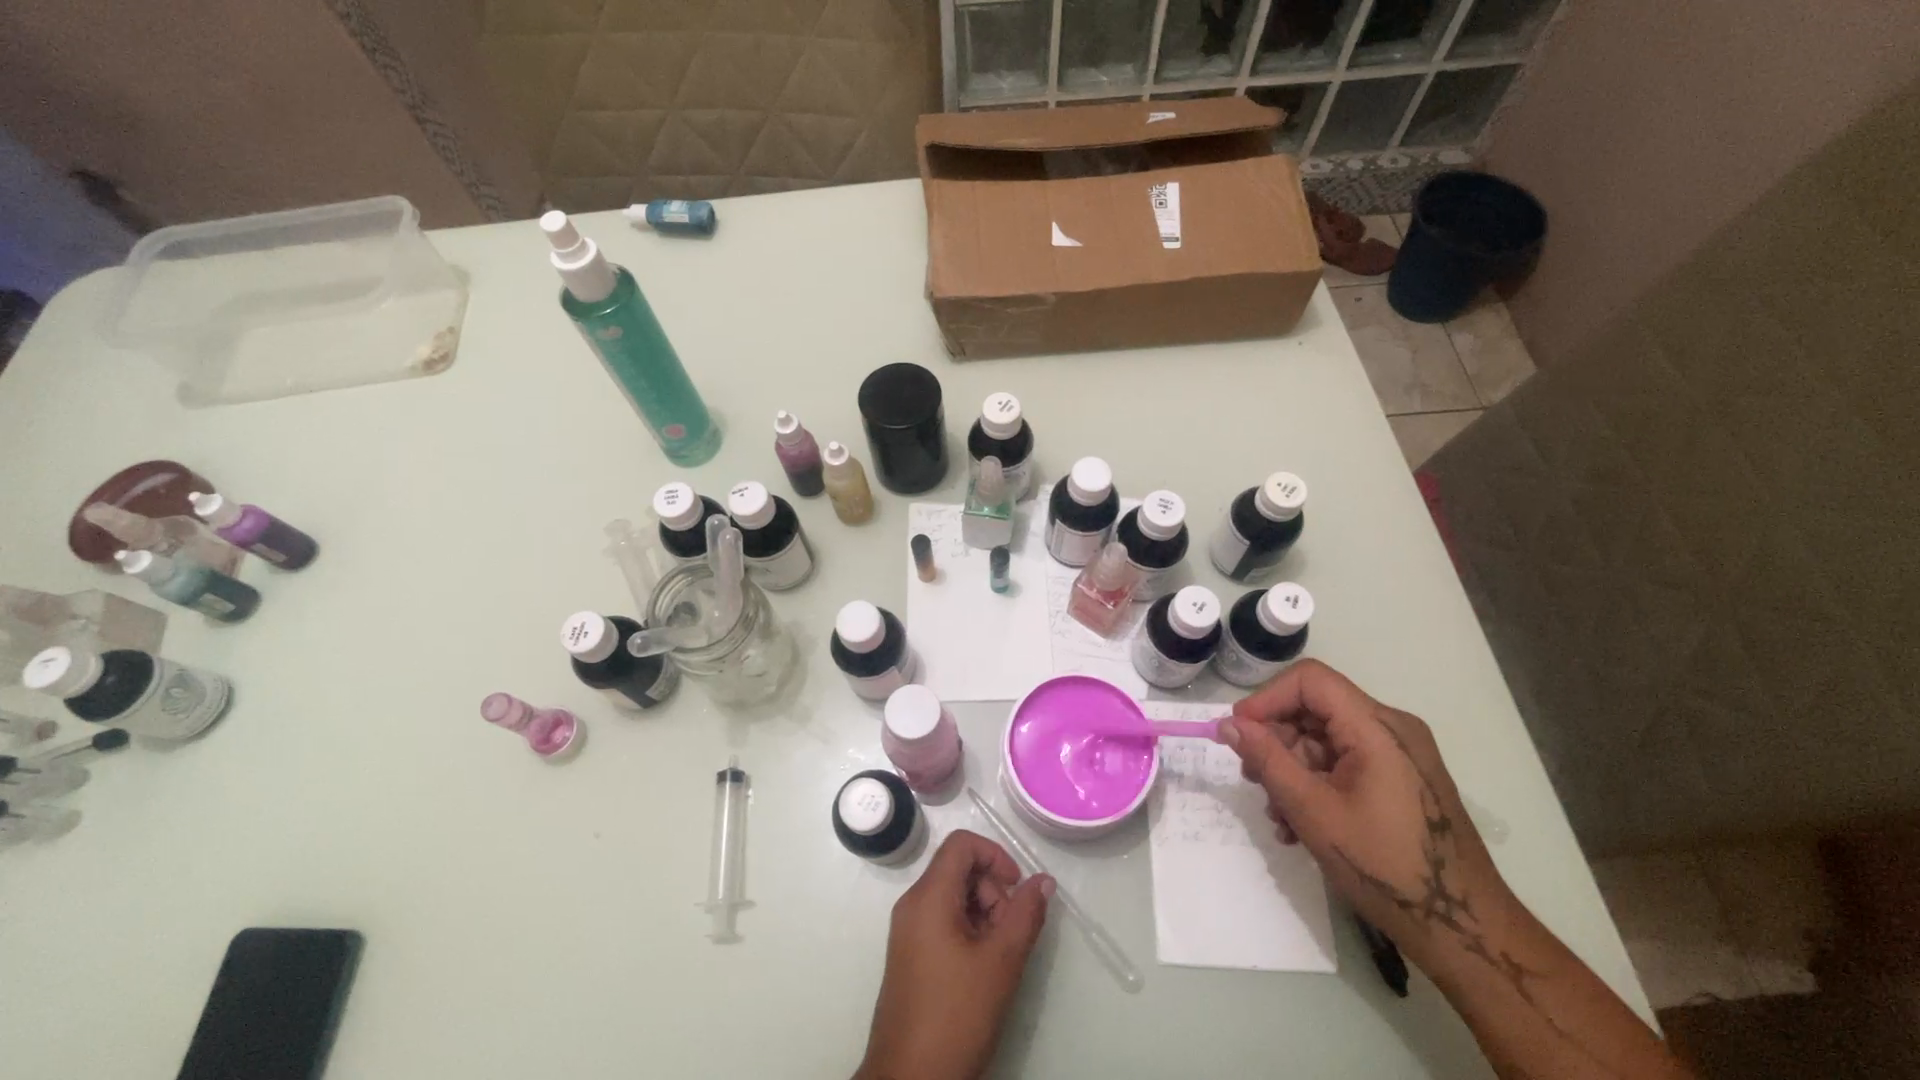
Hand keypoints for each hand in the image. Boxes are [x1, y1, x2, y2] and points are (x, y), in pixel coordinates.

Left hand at [856, 830, 1052, 1079]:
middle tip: (1012, 932)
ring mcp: (909, 931)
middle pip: (958, 869)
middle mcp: (913, 905)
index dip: (995, 855)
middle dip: (994, 890)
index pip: (961, 844)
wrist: (910, 1078)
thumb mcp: (1002, 961)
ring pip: (954, 896)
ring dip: (986, 913)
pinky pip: (944, 921)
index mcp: (928, 898)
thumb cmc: (956, 1014)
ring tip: (1001, 955)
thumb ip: (1026, 914)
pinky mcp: (912, 954)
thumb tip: (1043, 880)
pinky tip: (986, 967)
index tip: (1017, 890)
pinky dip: (970, 930)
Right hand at [1219, 660, 1513, 974]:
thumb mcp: (1313, 811)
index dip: (1265, 700)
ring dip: (1292, 771)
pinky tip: (1300, 826)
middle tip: (1252, 781)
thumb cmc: (1385, 866)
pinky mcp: (1401, 780)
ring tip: (1277, 816)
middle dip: (1276, 741)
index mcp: (1378, 727)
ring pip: (1325, 741)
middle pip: (1316, 709)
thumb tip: (1228, 725)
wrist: (1461, 926)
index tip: (1236, 735)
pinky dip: (1316, 785)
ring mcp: (1399, 756)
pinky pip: (1345, 764)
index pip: (1309, 680)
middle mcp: (1392, 729)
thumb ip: (1267, 760)